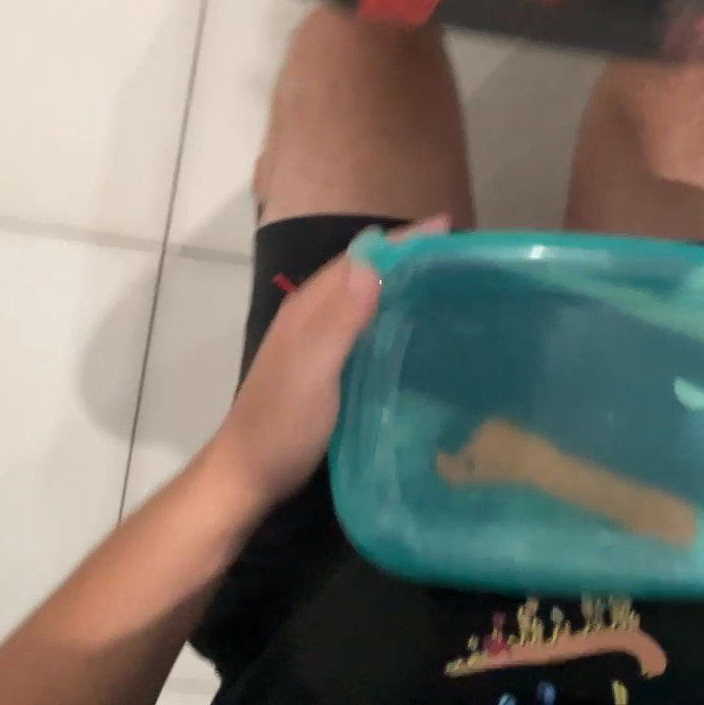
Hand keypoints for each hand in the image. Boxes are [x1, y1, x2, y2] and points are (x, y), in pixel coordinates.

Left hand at [204, 217, 448, 509]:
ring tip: (445, 281)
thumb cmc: (281, 425)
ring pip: (365, 294)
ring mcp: (318, 339)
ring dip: (401, 280)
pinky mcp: (328, 363)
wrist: (247, 476)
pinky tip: (415, 327)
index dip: (403, 241)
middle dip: (407, 254)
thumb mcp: (312, 372)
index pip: (360, 257)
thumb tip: (371, 264)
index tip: (446, 228)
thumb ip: (338, 320)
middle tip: (456, 254)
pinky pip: (366, 322)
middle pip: (364, 269)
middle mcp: (314, 314)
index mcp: (310, 307)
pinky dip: (392, 311)